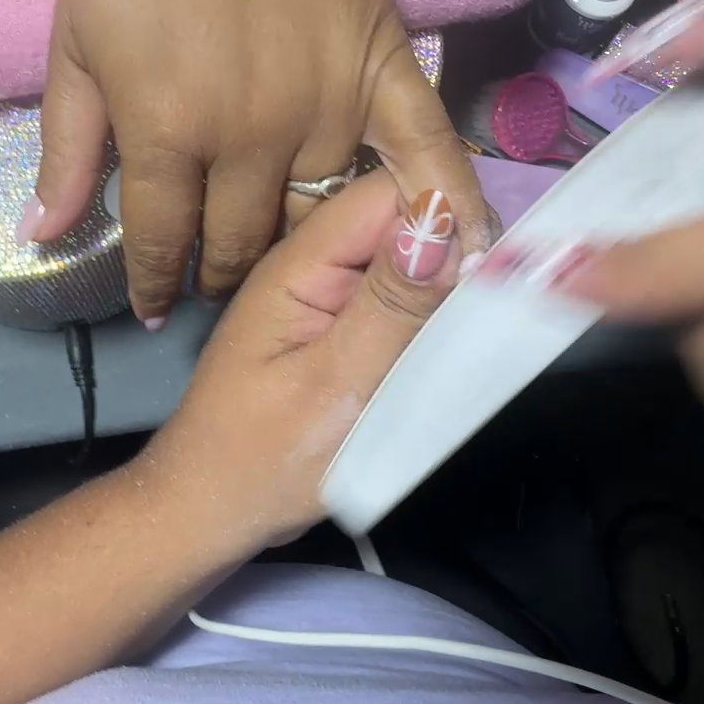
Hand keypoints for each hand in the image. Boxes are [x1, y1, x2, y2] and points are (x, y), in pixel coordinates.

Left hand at [27, 0, 492, 326]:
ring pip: (309, 217)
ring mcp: (329, 110)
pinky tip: (460, 257)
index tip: (153, 310)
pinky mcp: (387, 76)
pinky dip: (444, 208)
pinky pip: (425, 156)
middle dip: (213, 274)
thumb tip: (41, 237)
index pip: (161, 240)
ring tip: (272, 259)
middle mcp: (253, 135)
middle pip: (236, 243)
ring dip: (285, 246)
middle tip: (206, 281)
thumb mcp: (74, 42)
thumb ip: (65, 149)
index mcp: (170, 127)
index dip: (154, 283)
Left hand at [130, 174, 460, 548]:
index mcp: (299, 266)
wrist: (211, 509)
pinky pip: (389, 302)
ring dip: (442, 286)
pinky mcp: (332, 331)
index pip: (382, 194)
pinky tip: (446, 343)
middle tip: (493, 303)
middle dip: (451, 249)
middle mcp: (310, 268)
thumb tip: (445, 223)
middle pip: (395, 222)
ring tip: (475, 327)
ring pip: (398, 263)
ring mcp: (320, 299)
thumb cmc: (262, 460)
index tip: (489, 265)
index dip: (444, 212)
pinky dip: (423, 315)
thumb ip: (390, 308)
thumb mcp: (334, 387)